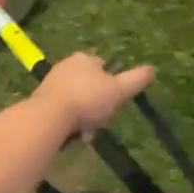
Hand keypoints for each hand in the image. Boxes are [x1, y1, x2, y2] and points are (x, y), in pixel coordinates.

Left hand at [31, 53, 154, 137]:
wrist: (49, 115)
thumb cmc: (87, 99)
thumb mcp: (119, 90)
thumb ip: (136, 80)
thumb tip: (151, 70)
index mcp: (84, 59)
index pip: (104, 67)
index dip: (112, 84)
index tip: (115, 100)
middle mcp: (66, 66)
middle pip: (90, 85)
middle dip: (98, 104)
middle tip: (102, 120)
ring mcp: (52, 82)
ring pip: (77, 99)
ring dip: (85, 116)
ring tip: (88, 132)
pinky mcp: (41, 99)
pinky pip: (63, 109)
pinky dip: (71, 120)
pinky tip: (74, 133)